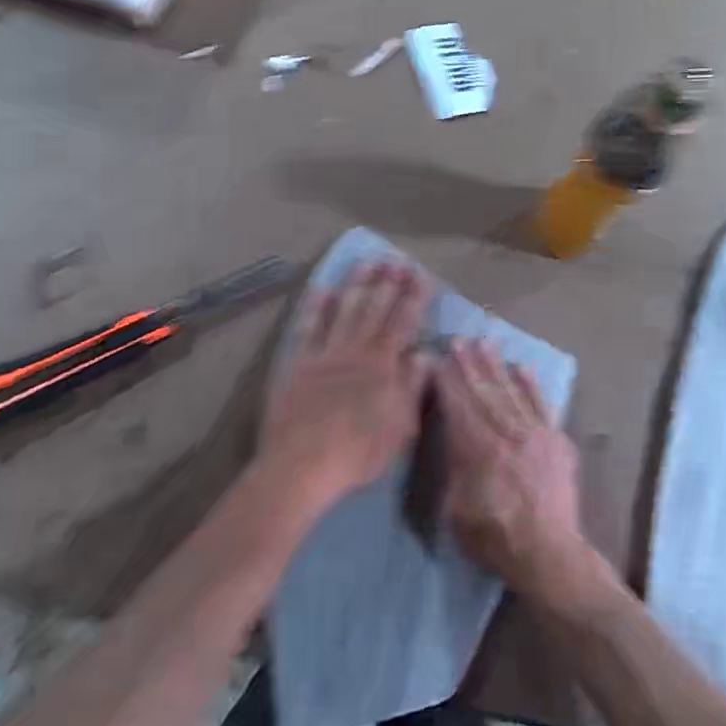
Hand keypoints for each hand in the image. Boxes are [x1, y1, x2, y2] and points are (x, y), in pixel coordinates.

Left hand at [261, 262, 432, 508]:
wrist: (300, 466)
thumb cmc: (357, 452)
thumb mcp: (399, 427)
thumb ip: (412, 387)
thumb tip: (426, 353)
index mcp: (384, 366)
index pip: (404, 322)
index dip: (415, 297)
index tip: (422, 275)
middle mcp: (356, 351)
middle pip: (375, 309)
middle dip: (388, 283)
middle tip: (396, 259)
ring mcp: (325, 354)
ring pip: (345, 310)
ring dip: (357, 284)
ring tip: (367, 262)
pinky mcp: (298, 364)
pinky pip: (309, 328)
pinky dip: (317, 307)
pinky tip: (323, 289)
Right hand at [437, 338, 602, 606]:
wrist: (550, 551)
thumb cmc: (495, 538)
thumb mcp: (457, 511)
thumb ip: (454, 469)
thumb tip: (452, 437)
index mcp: (479, 451)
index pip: (459, 407)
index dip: (448, 382)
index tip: (439, 358)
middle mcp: (507, 434)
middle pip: (484, 393)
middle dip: (470, 365)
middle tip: (459, 339)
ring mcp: (535, 434)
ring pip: (511, 392)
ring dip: (496, 366)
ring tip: (485, 343)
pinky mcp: (556, 440)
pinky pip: (542, 405)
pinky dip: (531, 385)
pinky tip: (522, 367)